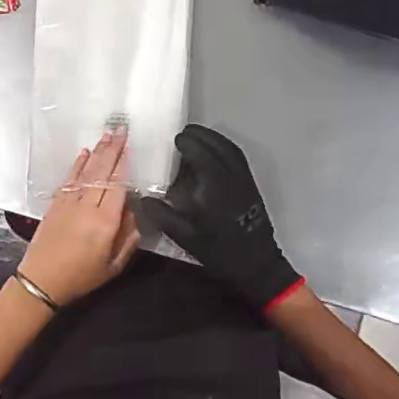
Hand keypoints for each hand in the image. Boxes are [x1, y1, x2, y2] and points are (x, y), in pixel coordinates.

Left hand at [18, 127, 142, 305]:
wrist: (41, 281)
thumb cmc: (81, 277)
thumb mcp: (114, 265)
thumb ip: (128, 238)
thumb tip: (132, 213)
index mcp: (105, 222)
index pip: (118, 185)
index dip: (124, 164)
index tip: (129, 146)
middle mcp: (87, 207)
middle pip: (102, 172)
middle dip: (112, 149)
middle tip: (121, 129)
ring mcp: (68, 203)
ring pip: (86, 172)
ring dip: (97, 152)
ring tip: (107, 136)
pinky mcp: (55, 205)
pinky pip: (69, 179)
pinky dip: (78, 165)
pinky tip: (84, 154)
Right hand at [136, 124, 300, 310]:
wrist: (256, 264)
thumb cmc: (219, 250)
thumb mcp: (186, 237)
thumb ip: (163, 216)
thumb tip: (142, 199)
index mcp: (215, 185)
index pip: (201, 153)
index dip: (188, 143)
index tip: (175, 139)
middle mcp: (232, 176)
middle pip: (217, 145)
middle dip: (200, 135)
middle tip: (183, 134)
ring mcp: (245, 180)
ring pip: (230, 149)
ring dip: (214, 138)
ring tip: (198, 137)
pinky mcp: (252, 186)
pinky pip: (238, 158)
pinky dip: (225, 148)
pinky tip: (216, 153)